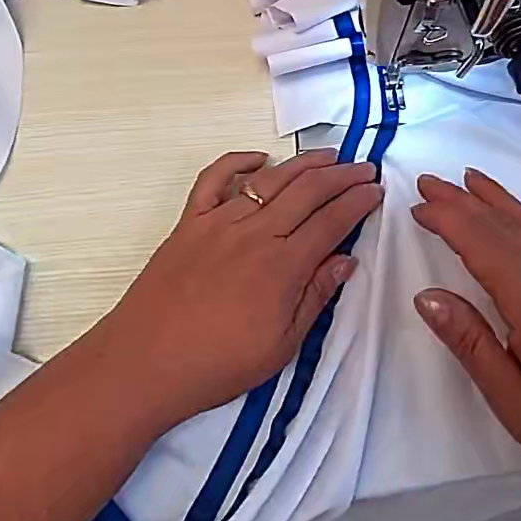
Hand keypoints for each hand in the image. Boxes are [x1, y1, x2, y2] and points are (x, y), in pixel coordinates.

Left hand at [89, 148, 383, 425]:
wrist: (146, 363)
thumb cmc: (218, 364)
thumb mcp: (281, 345)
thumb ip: (315, 297)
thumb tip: (346, 260)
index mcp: (282, 267)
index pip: (331, 222)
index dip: (357, 203)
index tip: (374, 191)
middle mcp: (254, 234)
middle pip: (307, 192)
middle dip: (341, 176)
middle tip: (363, 168)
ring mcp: (218, 222)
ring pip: (269, 180)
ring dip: (303, 164)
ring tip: (328, 156)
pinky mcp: (189, 222)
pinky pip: (213, 179)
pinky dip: (236, 161)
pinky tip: (258, 158)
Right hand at [410, 169, 520, 504]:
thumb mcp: (514, 400)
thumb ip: (470, 341)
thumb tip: (426, 294)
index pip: (482, 243)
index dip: (447, 220)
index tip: (416, 206)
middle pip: (505, 226)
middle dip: (464, 200)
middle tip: (429, 180)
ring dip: (497, 200)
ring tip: (471, 180)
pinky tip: (518, 222)